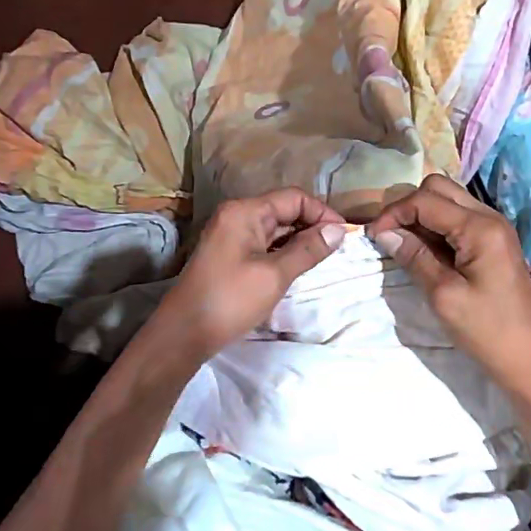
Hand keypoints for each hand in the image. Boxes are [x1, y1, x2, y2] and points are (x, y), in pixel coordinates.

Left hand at [143, 188, 346, 362]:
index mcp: (245, 211)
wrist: (185, 332)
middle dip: (312, 226)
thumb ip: (308, 249)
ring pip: (274, 228)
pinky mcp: (228, 253)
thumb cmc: (231, 299)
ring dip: (299, 240)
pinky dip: (282, 251)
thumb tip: (338, 230)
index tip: (345, 236)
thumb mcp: (275, 275)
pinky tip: (298, 266)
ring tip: (323, 259)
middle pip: (283, 209)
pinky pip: (263, 243)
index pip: (293, 198)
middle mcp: (236, 215)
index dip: (322, 213)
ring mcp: (230, 234)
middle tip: (338, 250)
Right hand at [368, 175, 530, 389]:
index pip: (426, 200)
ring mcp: (493, 228)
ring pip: (447, 200)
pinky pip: (457, 219)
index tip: (373, 236)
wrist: (525, 358)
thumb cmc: (485, 329)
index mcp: (480, 228)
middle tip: (390, 235)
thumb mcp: (443, 294)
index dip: (394, 213)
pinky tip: (425, 251)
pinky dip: (435, 227)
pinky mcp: (491, 242)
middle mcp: (489, 217)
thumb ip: (414, 257)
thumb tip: (384, 233)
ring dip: (421, 215)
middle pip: (438, 188)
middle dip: (408, 206)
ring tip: (404, 244)